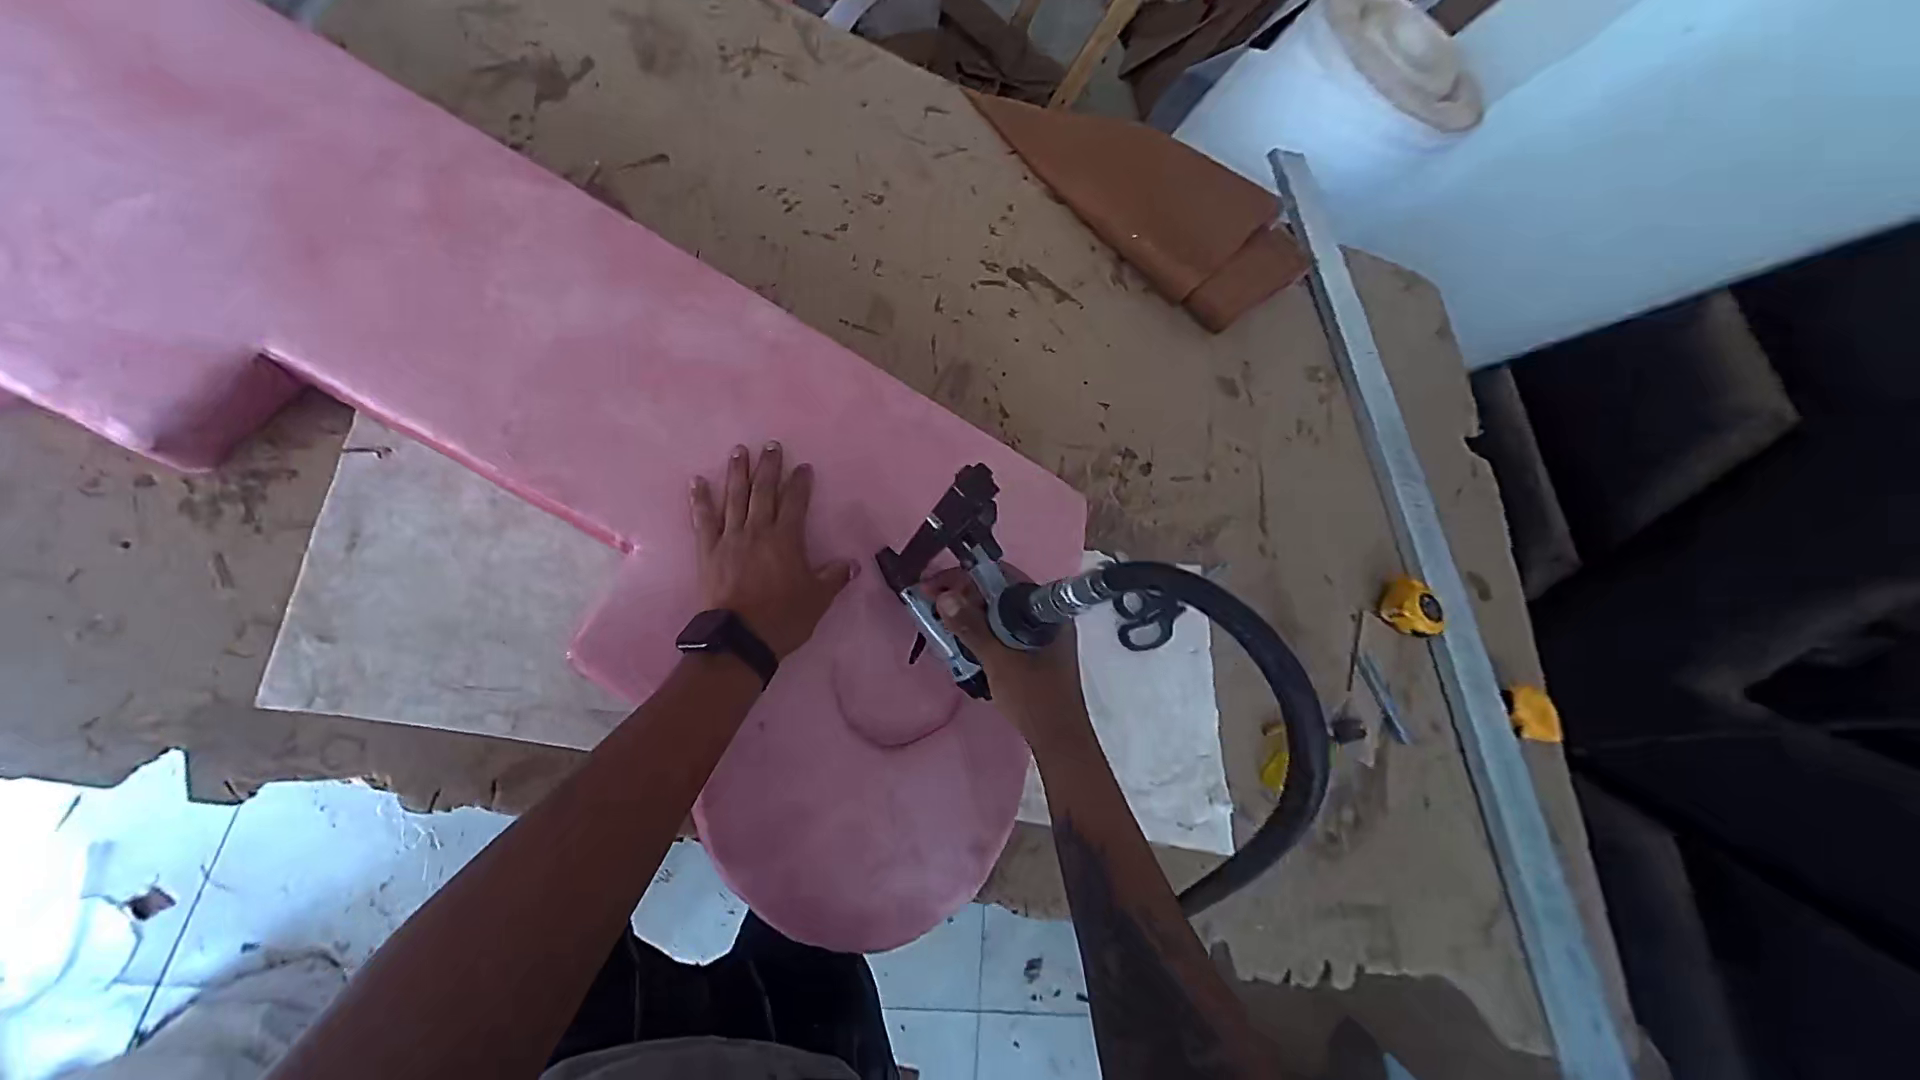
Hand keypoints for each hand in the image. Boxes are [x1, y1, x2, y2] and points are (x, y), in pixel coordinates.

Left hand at [690, 443, 853, 659]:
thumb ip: (834, 577)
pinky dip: (700, 499)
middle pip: (764, 491)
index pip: (796, 502)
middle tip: (771, 445)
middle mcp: (758, 530)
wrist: (740, 638)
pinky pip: (703, 519)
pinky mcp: (708, 551)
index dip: (801, 483)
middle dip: (769, 467)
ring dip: (737, 472)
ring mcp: (730, 538)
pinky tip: (697, 481)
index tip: (803, 467)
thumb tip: (852, 564)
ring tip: (739, 451)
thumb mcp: (818, 598)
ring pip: (734, 497)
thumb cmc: (784, 617)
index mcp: (786, 539)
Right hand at [923, 566, 1093, 751]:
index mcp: (1045, 610)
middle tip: (932, 603)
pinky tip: (960, 640)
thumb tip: (944, 598)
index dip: (967, 577)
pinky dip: (980, 631)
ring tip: (940, 620)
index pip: (1004, 577)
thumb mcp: (998, 659)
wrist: (1057, 740)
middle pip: (999, 593)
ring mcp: (1039, 635)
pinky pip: (1001, 630)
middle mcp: (1044, 617)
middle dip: (964, 595)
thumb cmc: (1034, 698)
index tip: (937, 585)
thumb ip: (972, 628)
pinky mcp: (1031, 652)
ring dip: (969, 614)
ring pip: (998, 613)